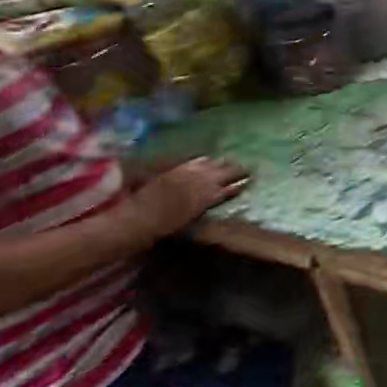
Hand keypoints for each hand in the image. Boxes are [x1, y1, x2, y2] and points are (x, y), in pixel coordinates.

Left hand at [134, 157, 250, 236]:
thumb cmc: (164, 227)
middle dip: (237, 169)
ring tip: (229, 161)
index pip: (232, 186)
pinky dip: (203, 160)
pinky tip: (206, 159)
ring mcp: (188, 173)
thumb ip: (209, 203)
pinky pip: (195, 161)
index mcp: (209, 196)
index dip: (241, 182)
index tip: (251, 179)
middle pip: (225, 171)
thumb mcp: (192, 219)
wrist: (136, 220)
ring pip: (212, 163)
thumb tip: (222, 193)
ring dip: (222, 163)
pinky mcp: (174, 170)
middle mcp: (202, 181)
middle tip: (247, 168)